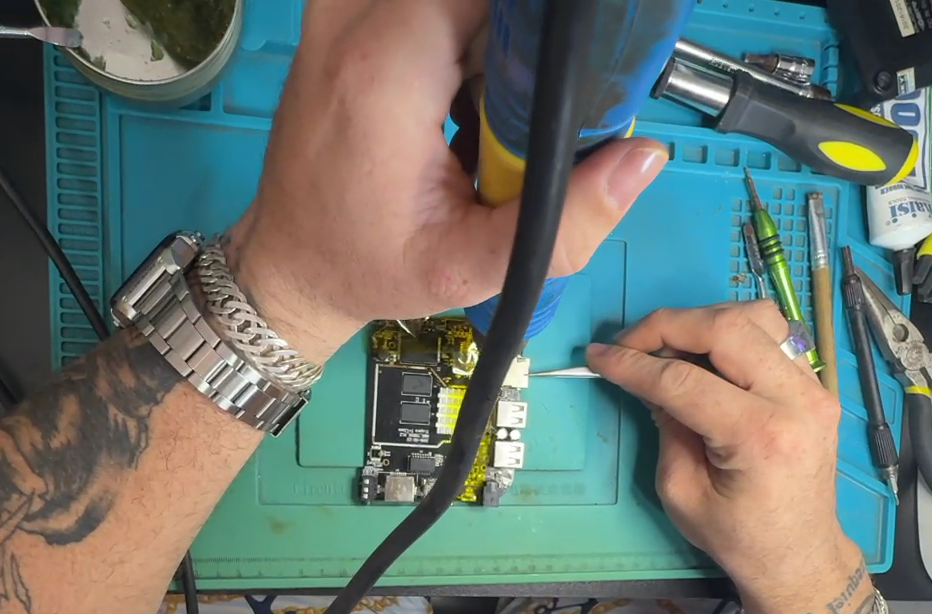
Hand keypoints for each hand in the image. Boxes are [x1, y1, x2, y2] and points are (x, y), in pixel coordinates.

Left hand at [223, 0, 667, 362]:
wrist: (290, 266)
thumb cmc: (366, 269)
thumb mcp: (466, 269)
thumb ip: (560, 227)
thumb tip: (641, 159)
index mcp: (386, 68)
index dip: (549, 28)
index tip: (564, 76)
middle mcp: (354, 16)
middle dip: (521, 38)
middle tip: (511, 115)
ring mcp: (338, 7)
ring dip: (489, 36)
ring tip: (480, 111)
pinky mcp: (338, 13)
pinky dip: (456, 30)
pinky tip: (457, 91)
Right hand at [588, 302, 861, 612]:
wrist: (798, 555)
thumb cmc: (736, 537)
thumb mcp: (681, 492)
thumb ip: (666, 428)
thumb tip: (650, 383)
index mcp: (758, 436)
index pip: (684, 380)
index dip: (633, 364)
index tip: (598, 357)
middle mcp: (795, 400)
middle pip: (727, 328)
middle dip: (667, 326)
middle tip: (629, 344)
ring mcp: (813, 387)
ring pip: (755, 318)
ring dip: (702, 322)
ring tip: (667, 346)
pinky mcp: (815, 385)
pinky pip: (771, 337)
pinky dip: (729, 335)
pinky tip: (704, 357)